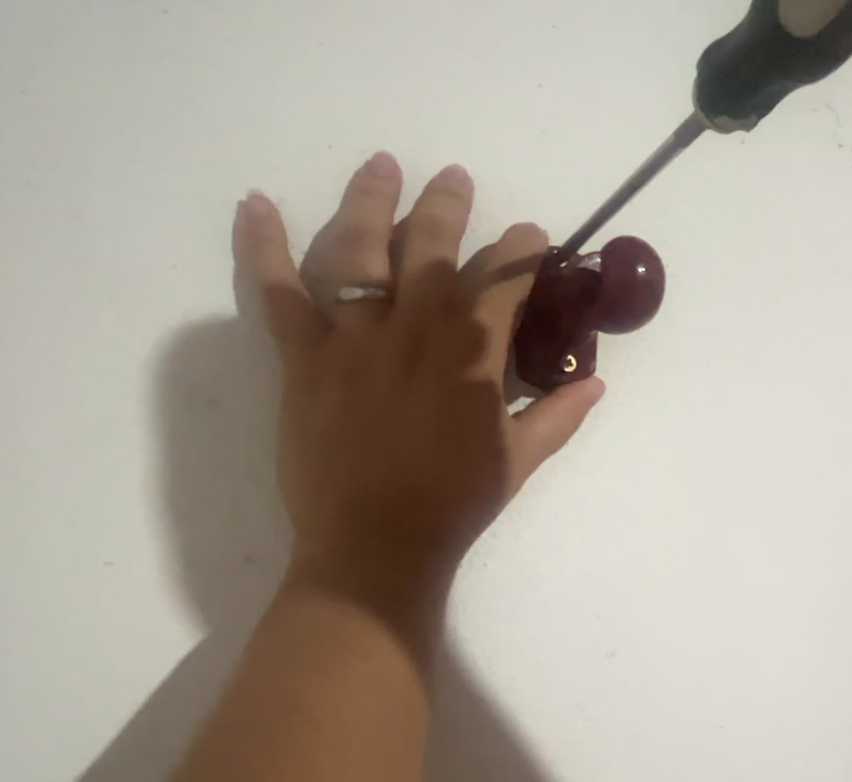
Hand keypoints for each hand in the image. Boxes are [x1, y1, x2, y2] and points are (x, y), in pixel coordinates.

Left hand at [234, 155, 605, 616]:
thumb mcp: (517, 463)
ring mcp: (355, 338)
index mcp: (472, 352)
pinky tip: (255, 205)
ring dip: (371, 200)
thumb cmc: (453, 507)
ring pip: (360, 250)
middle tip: (454, 179)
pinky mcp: (304, 359)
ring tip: (382, 165)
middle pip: (433, 245)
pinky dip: (262, 246)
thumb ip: (557, 416)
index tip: (529, 235)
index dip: (521, 249)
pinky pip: (278, 293)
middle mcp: (415, 328)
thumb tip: (596, 383)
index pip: (504, 278)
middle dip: (449, 205)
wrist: (377, 546)